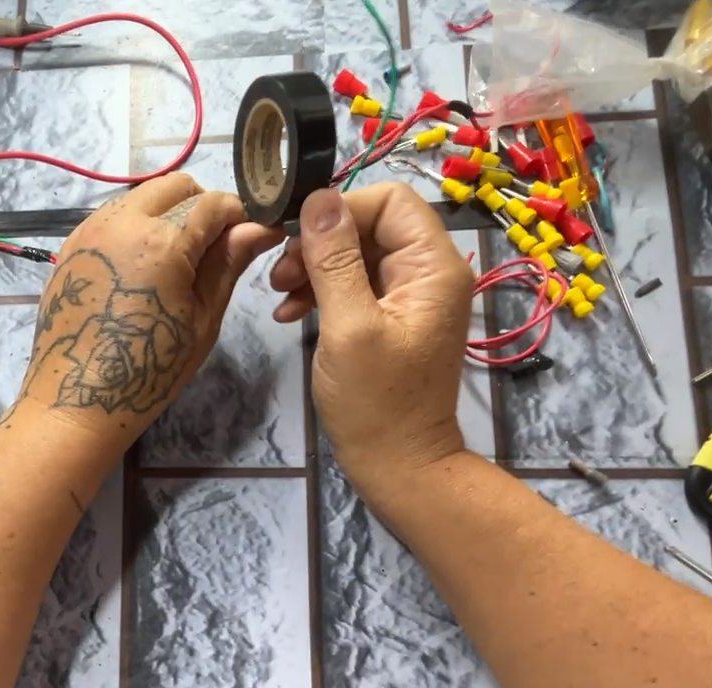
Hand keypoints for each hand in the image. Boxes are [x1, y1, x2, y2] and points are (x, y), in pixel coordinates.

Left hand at [14, 174, 281, 456]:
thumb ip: (226, 265)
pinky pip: (113, 218)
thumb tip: (259, 227)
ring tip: (175, 263)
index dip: (239, 216)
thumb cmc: (148, 371)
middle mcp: (124, 222)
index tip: (249, 236)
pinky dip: (136, 228)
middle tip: (211, 249)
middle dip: (201, 205)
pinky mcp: (72, 246)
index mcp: (163, 241)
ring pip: (141, 197)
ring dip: (166, 214)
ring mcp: (91, 230)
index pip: (214, 203)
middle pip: (176, 186)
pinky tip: (141, 272)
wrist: (77, 400)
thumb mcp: (200, 322)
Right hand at [268, 185, 473, 480]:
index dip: (339, 211)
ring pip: (355, 257)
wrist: (396, 462)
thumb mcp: (348, 328)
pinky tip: (290, 314)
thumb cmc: (374, 402)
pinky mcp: (388, 321)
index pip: (389, 202)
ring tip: (279, 297)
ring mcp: (407, 299)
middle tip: (279, 274)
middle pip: (370, 227)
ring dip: (313, 270)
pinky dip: (320, 294)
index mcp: (432, 267)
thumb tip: (317, 200)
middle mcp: (426, 274)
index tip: (294, 239)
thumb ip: (334, 262)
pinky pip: (353, 289)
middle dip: (320, 244)